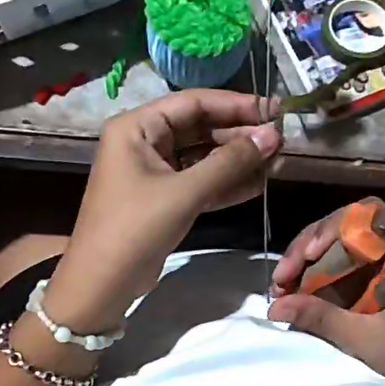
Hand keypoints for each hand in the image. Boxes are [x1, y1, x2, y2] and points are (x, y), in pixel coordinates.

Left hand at [46, 89, 279, 330]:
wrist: (102, 283)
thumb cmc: (136, 227)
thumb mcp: (185, 192)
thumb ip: (230, 162)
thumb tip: (273, 136)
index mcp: (137, 127)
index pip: (193, 103)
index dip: (236, 105)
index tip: (274, 110)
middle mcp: (144, 141)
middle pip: (201, 128)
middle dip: (240, 135)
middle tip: (282, 141)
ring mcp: (155, 171)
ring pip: (204, 157)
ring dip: (238, 160)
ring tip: (277, 161)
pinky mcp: (165, 198)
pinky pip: (201, 181)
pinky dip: (227, 183)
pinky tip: (259, 183)